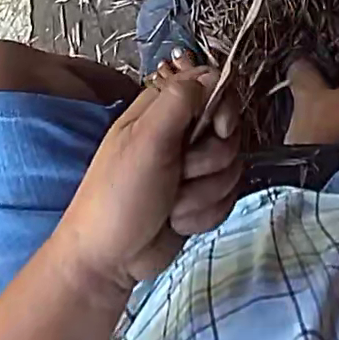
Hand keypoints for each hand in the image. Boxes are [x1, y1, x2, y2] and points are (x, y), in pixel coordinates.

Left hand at [51, 55, 241, 294]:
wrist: (107, 262)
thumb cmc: (120, 194)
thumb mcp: (146, 139)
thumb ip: (179, 100)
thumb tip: (212, 77)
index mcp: (164, 105)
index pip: (214, 83)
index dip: (224, 106)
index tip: (219, 129)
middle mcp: (182, 129)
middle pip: (229, 129)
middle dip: (210, 160)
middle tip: (180, 174)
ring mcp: (193, 164)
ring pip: (231, 166)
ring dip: (204, 193)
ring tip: (172, 205)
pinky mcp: (201, 195)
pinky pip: (227, 196)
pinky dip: (205, 213)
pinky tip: (178, 221)